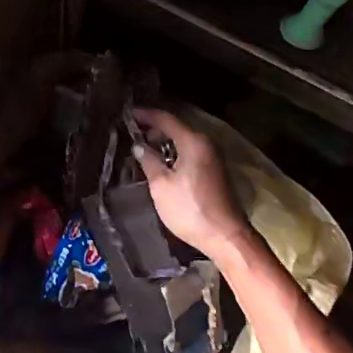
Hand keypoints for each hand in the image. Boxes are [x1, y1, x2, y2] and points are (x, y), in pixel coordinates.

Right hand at [133, 108, 252, 258]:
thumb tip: (139, 146)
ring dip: (162, 142)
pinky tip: (159, 162)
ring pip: (182, 141)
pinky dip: (173, 152)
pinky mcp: (214, 171)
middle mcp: (206, 144)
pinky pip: (189, 152)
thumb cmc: (190, 209)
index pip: (165, 119)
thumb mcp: (161, 185)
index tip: (127, 115)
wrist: (225, 237)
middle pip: (176, 128)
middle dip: (152, 128)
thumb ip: (148, 160)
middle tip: (131, 133)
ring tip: (141, 147)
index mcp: (193, 142)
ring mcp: (212, 157)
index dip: (144, 115)